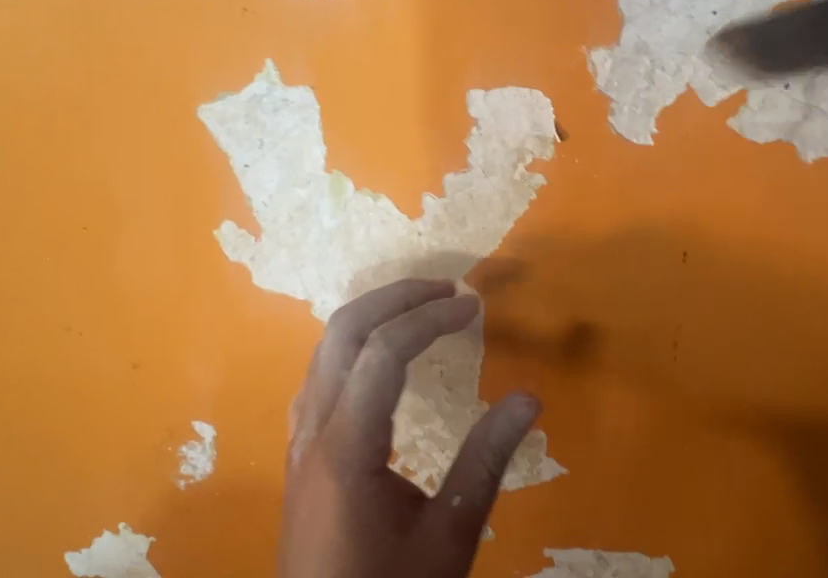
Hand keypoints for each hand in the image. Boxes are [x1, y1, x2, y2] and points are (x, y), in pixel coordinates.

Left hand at [278, 278, 540, 577]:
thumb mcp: (448, 539)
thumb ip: (484, 462)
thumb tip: (529, 398)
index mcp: (347, 446)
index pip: (384, 351)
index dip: (430, 317)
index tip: (472, 306)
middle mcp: (313, 430)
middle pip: (344, 331)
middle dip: (396, 298)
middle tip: (446, 290)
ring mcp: (299, 441)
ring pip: (326, 349)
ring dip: (373, 317)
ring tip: (421, 311)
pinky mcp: (299, 455)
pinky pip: (320, 376)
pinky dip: (354, 346)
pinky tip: (382, 359)